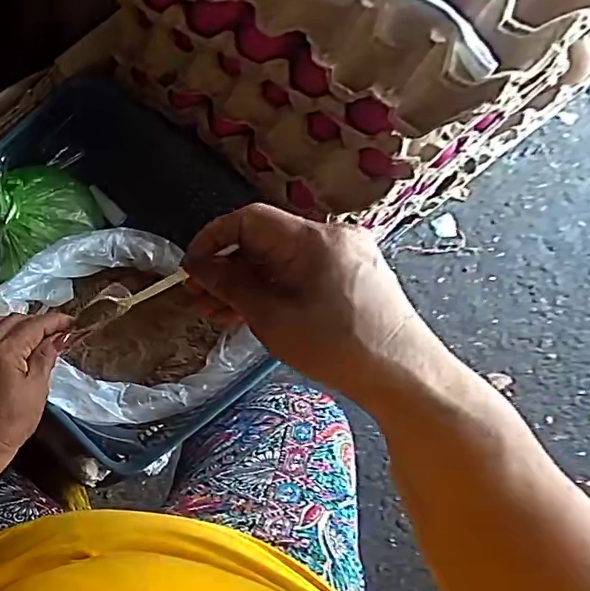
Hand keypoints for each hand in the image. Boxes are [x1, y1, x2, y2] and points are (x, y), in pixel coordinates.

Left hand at [0, 311, 70, 463]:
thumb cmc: (13, 421)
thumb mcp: (37, 389)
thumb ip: (45, 357)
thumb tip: (58, 337)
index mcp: (5, 351)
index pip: (34, 325)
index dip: (54, 321)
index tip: (68, 322)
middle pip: (14, 320)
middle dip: (36, 322)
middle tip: (53, 331)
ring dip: (12, 320)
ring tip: (28, 330)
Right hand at [184, 204, 447, 406]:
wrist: (399, 371)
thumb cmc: (335, 344)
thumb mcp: (269, 316)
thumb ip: (229, 285)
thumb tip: (197, 265)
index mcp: (312, 240)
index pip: (248, 220)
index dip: (212, 239)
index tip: (190, 267)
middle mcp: (329, 237)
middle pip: (261, 239)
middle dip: (224, 266)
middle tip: (197, 295)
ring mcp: (340, 255)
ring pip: (275, 258)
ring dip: (241, 281)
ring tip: (214, 310)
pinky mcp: (344, 273)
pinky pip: (294, 271)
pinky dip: (266, 287)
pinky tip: (244, 310)